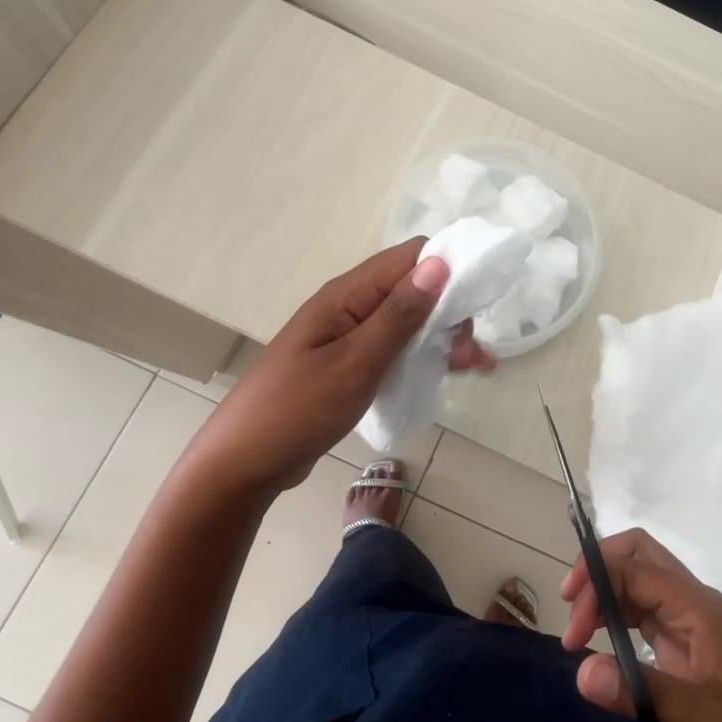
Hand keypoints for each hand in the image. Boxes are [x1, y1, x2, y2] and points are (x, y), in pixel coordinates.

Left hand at [207, 239, 495, 490]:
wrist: (242, 464)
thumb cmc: (297, 410)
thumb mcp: (356, 363)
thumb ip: (399, 315)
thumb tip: (439, 263)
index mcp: (347, 295)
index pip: (409, 257)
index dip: (448, 269)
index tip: (479, 302)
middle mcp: (348, 306)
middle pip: (411, 288)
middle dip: (449, 311)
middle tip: (472, 353)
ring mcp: (346, 336)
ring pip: (405, 320)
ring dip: (439, 337)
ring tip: (471, 367)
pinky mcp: (346, 364)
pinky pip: (391, 348)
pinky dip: (419, 356)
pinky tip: (442, 374)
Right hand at [560, 530, 721, 721]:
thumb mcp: (698, 713)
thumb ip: (640, 690)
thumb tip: (580, 669)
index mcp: (696, 603)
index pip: (634, 567)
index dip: (596, 585)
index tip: (572, 631)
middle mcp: (692, 600)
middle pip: (639, 554)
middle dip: (599, 568)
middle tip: (569, 605)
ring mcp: (692, 620)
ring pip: (640, 580)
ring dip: (605, 593)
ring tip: (579, 631)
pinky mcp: (689, 643)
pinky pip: (646, 611)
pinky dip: (618, 615)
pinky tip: (603, 640)